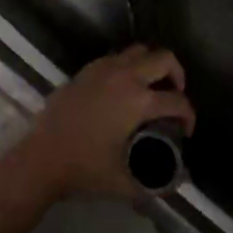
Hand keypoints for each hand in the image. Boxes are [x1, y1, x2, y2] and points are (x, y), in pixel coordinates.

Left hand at [13, 45, 195, 198]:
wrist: (44, 154)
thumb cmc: (85, 168)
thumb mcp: (127, 182)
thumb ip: (157, 183)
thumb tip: (178, 181)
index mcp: (138, 101)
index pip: (178, 100)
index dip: (189, 116)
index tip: (185, 132)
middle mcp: (124, 76)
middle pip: (163, 58)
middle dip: (177, 76)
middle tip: (174, 98)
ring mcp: (103, 67)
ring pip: (139, 50)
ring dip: (152, 66)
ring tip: (152, 90)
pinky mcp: (87, 68)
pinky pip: (117, 56)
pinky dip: (129, 66)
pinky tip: (125, 90)